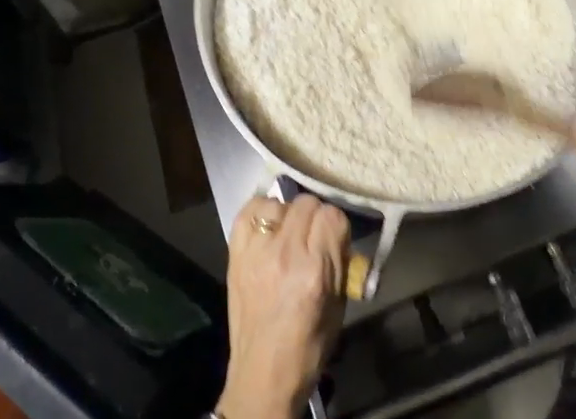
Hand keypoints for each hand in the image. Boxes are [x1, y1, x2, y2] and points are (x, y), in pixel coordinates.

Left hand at [216, 193, 349, 418]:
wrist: (264, 372)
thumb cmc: (309, 346)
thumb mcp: (339, 305)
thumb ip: (340, 262)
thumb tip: (338, 235)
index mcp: (315, 270)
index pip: (332, 216)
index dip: (336, 225)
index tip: (335, 237)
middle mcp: (285, 253)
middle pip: (306, 203)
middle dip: (315, 216)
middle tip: (314, 235)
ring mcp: (256, 251)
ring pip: (277, 203)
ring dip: (287, 215)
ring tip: (288, 233)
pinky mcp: (235, 253)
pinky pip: (248, 211)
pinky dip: (260, 213)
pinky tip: (267, 227)